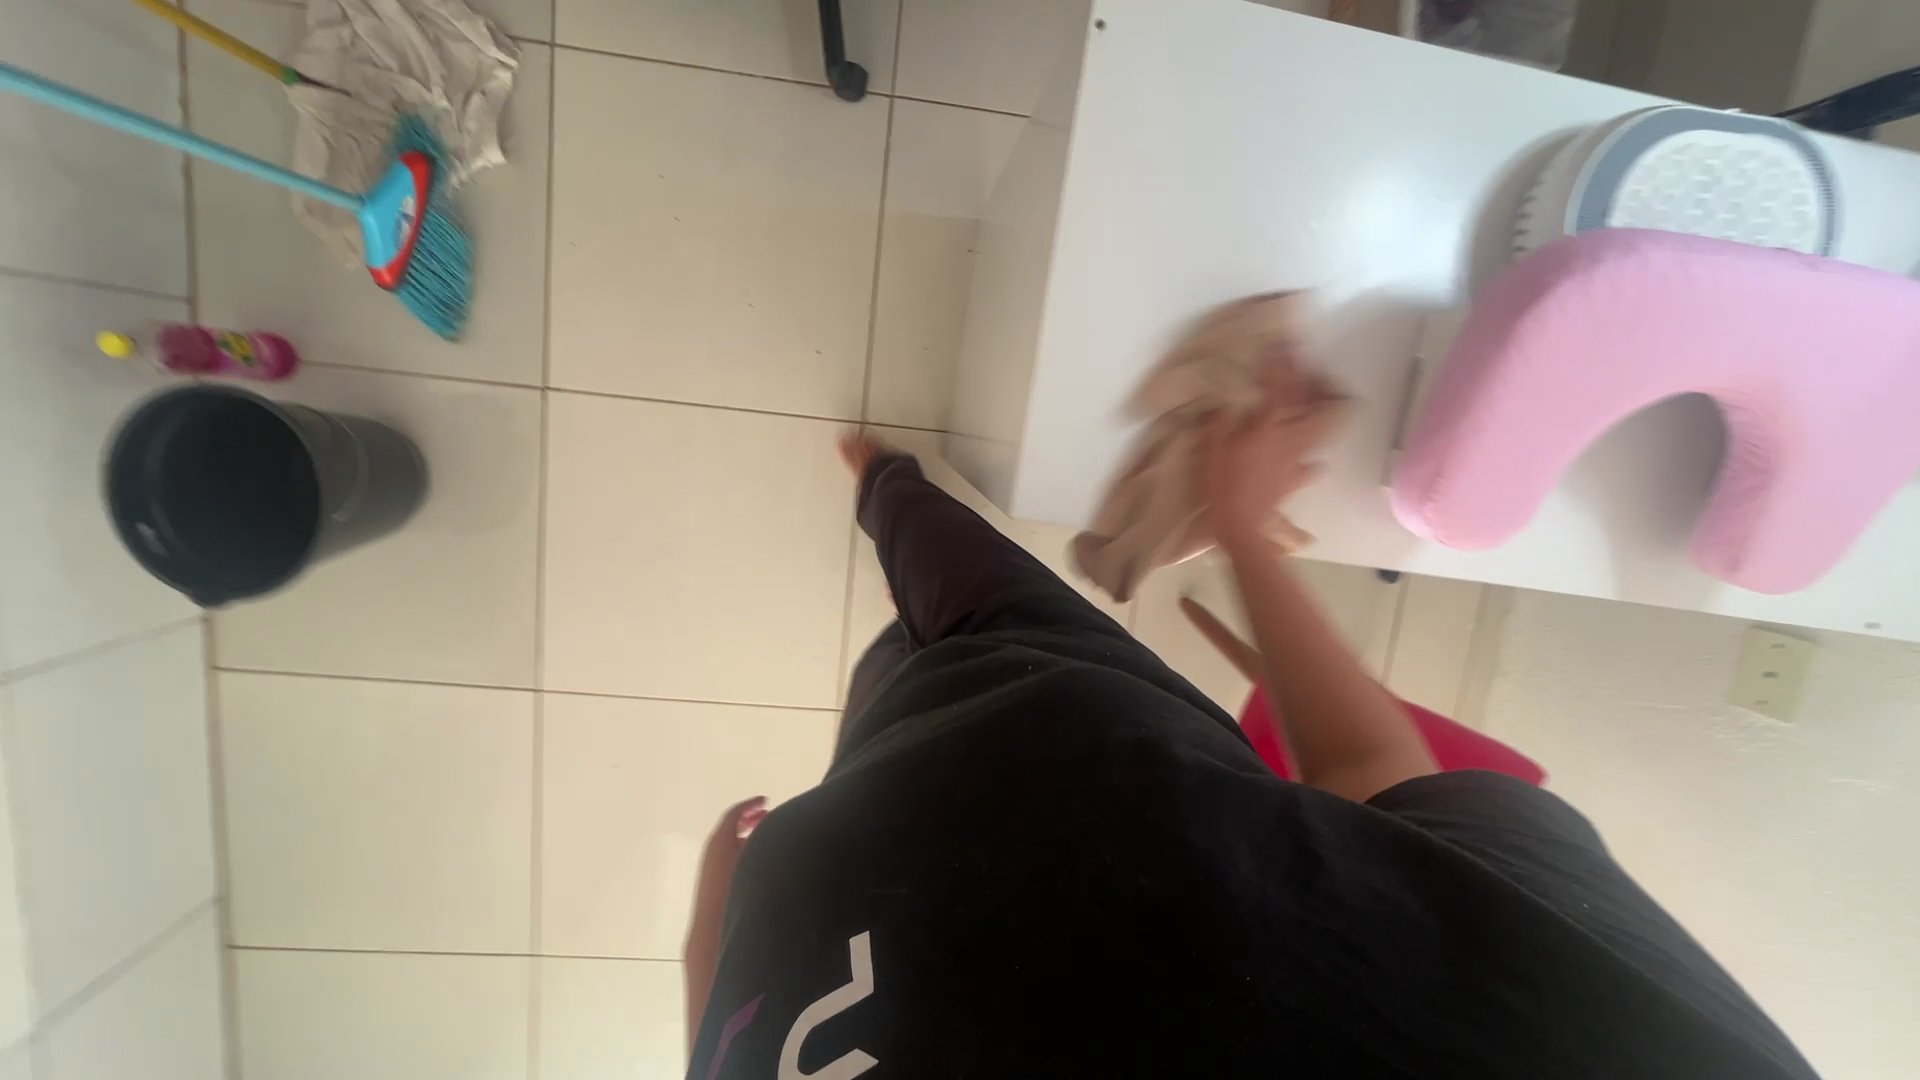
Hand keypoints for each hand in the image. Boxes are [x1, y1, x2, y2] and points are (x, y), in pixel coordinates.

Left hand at [684, 796, 766, 965]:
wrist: (713, 930)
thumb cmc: (737, 891)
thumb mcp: (755, 857)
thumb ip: (762, 840)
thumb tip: (773, 827)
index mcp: (722, 838)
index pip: (735, 813)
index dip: (750, 804)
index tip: (765, 800)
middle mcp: (713, 849)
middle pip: (730, 826)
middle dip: (749, 818)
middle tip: (766, 814)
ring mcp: (710, 866)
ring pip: (729, 842)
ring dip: (746, 834)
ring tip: (764, 835)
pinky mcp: (712, 882)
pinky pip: (727, 855)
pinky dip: (741, 848)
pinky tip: (757, 859)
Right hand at [1202, 378, 1341, 546]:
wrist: (1240, 527)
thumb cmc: (1222, 486)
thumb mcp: (1210, 450)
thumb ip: (1219, 424)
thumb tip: (1225, 406)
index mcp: (1267, 428)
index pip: (1280, 389)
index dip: (1282, 365)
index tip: (1282, 346)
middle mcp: (1288, 440)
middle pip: (1312, 408)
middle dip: (1317, 388)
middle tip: (1313, 375)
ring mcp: (1295, 462)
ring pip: (1318, 434)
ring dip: (1319, 419)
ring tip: (1317, 410)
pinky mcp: (1294, 481)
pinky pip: (1311, 467)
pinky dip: (1312, 461)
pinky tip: (1311, 460)